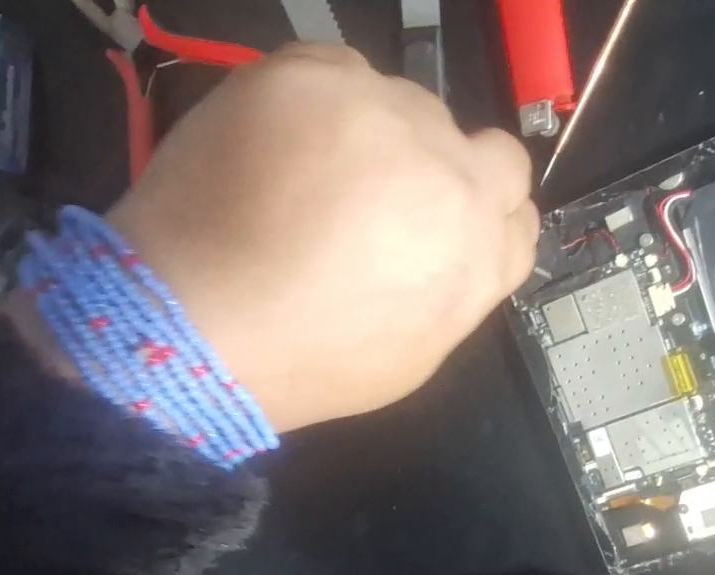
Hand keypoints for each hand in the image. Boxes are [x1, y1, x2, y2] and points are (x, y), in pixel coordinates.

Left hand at [103, 45, 537, 432]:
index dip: (481, 216)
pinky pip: (344, 74)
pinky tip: (285, 154)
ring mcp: (383, 115)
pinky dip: (324, 108)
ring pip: (412, 108)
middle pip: (483, 151)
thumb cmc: (309, 360)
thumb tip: (462, 243)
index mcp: (479, 251)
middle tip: (384, 204)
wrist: (197, 323)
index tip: (442, 227)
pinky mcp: (313, 74)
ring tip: (313, 186)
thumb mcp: (417, 353)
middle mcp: (450, 173)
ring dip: (382, 139)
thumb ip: (462, 286)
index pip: (517, 205)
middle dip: (444, 174)